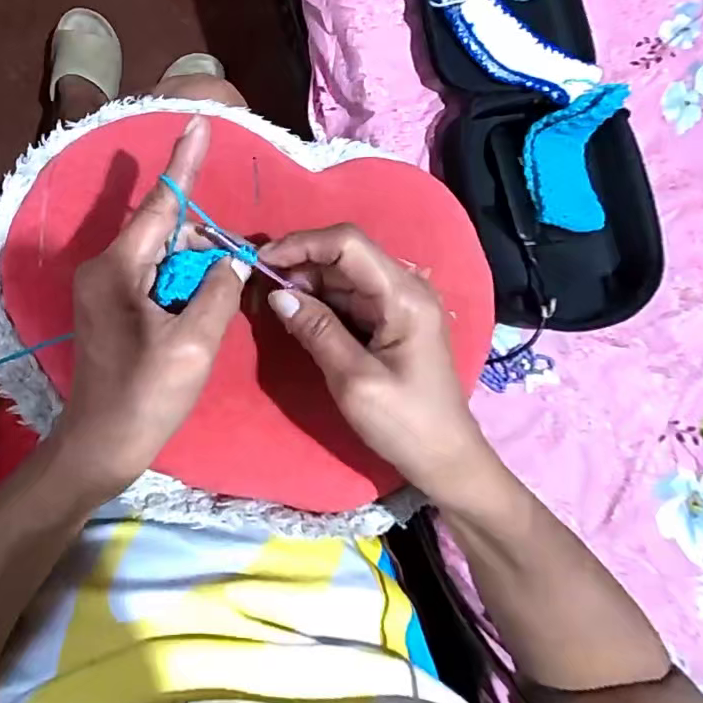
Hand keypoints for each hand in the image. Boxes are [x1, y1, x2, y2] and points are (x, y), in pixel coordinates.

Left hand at [51, 116, 248, 495]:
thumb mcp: (192, 343)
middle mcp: (106, 267)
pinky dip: (182, 284)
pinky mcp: (112, 305)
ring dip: (195, 269)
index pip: (160, 204)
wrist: (100, 444)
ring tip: (217, 300)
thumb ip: (218, 291)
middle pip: (165, 231)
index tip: (198, 121)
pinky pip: (155, 277)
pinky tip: (200, 307)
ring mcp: (106, 286)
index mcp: (118, 267)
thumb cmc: (145, 395)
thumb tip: (232, 258)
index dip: (183, 162)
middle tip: (232, 271)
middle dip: (202, 242)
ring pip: (163, 255)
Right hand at [259, 224, 499, 502]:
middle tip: (258, 282)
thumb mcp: (354, 380)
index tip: (263, 260)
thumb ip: (316, 331)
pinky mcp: (387, 320)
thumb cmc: (405, 423)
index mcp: (403, 296)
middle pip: (343, 255)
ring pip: (341, 274)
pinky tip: (294, 311)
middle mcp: (403, 288)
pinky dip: (317, 299)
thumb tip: (277, 294)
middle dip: (299, 262)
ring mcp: (396, 303)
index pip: (348, 244)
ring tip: (269, 295)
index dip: (302, 244)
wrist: (444, 459)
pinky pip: (346, 297)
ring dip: (304, 280)